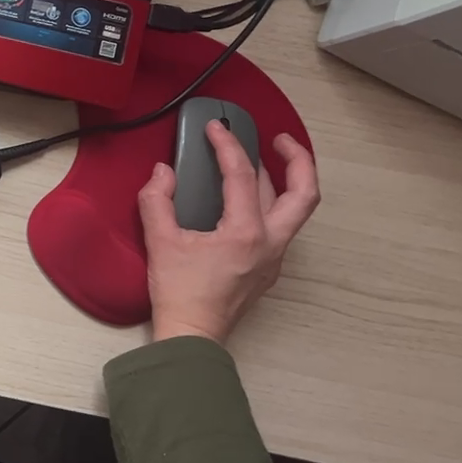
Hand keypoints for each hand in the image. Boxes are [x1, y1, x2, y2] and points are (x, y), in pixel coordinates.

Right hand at [136, 123, 319, 344]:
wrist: (193, 332)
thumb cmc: (178, 290)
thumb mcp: (160, 241)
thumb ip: (157, 201)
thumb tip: (162, 173)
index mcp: (246, 233)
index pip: (242, 177)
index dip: (227, 147)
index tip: (215, 129)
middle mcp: (271, 242)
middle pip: (304, 193)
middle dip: (298, 160)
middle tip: (279, 139)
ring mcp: (274, 257)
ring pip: (296, 210)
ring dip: (286, 182)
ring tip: (266, 163)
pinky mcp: (267, 268)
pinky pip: (281, 226)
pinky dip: (272, 203)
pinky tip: (250, 200)